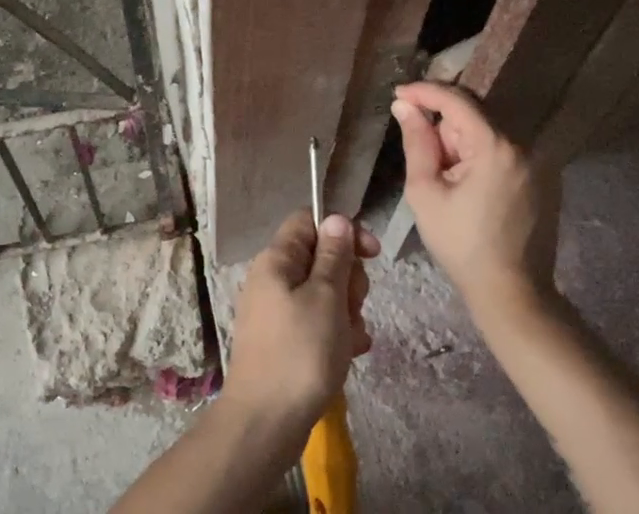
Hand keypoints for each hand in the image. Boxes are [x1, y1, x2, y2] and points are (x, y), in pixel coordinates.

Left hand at [224, 210, 379, 432]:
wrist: (267, 420)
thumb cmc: (300, 352)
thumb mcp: (325, 298)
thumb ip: (334, 256)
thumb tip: (336, 218)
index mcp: (276, 260)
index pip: (309, 221)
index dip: (342, 230)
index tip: (371, 254)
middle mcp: (273, 279)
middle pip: (322, 258)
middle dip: (348, 279)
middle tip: (352, 305)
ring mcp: (278, 311)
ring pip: (326, 293)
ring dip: (347, 311)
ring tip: (350, 338)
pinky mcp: (286, 340)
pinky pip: (319, 323)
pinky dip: (337, 334)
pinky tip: (349, 353)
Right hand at [392, 81, 558, 310]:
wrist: (511, 291)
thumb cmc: (460, 244)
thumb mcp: (425, 191)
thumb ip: (417, 142)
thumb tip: (405, 105)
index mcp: (496, 146)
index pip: (457, 100)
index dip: (424, 92)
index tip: (398, 93)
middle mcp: (525, 145)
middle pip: (474, 114)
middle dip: (443, 124)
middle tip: (421, 152)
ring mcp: (540, 161)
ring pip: (489, 131)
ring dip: (461, 141)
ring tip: (444, 176)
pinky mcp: (545, 177)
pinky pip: (505, 149)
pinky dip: (481, 154)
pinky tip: (467, 185)